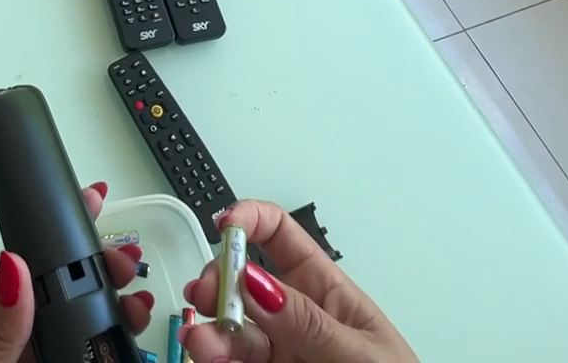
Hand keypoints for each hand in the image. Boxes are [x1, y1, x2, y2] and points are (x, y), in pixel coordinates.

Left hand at [0, 182, 153, 362]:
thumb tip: (14, 265)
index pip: (37, 263)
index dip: (69, 232)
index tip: (96, 201)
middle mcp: (19, 343)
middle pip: (70, 297)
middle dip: (104, 274)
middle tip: (131, 264)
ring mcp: (36, 361)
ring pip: (84, 334)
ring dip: (117, 318)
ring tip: (140, 307)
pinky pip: (87, 359)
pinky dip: (109, 356)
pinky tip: (130, 351)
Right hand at [181, 200, 416, 362]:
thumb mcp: (364, 358)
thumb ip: (311, 325)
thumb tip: (257, 281)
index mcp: (325, 291)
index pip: (279, 234)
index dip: (249, 219)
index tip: (224, 228)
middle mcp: (294, 318)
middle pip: (243, 281)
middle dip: (220, 282)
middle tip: (205, 296)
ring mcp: (280, 353)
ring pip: (233, 328)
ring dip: (211, 329)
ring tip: (203, 344)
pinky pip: (233, 362)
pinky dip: (215, 358)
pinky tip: (210, 359)